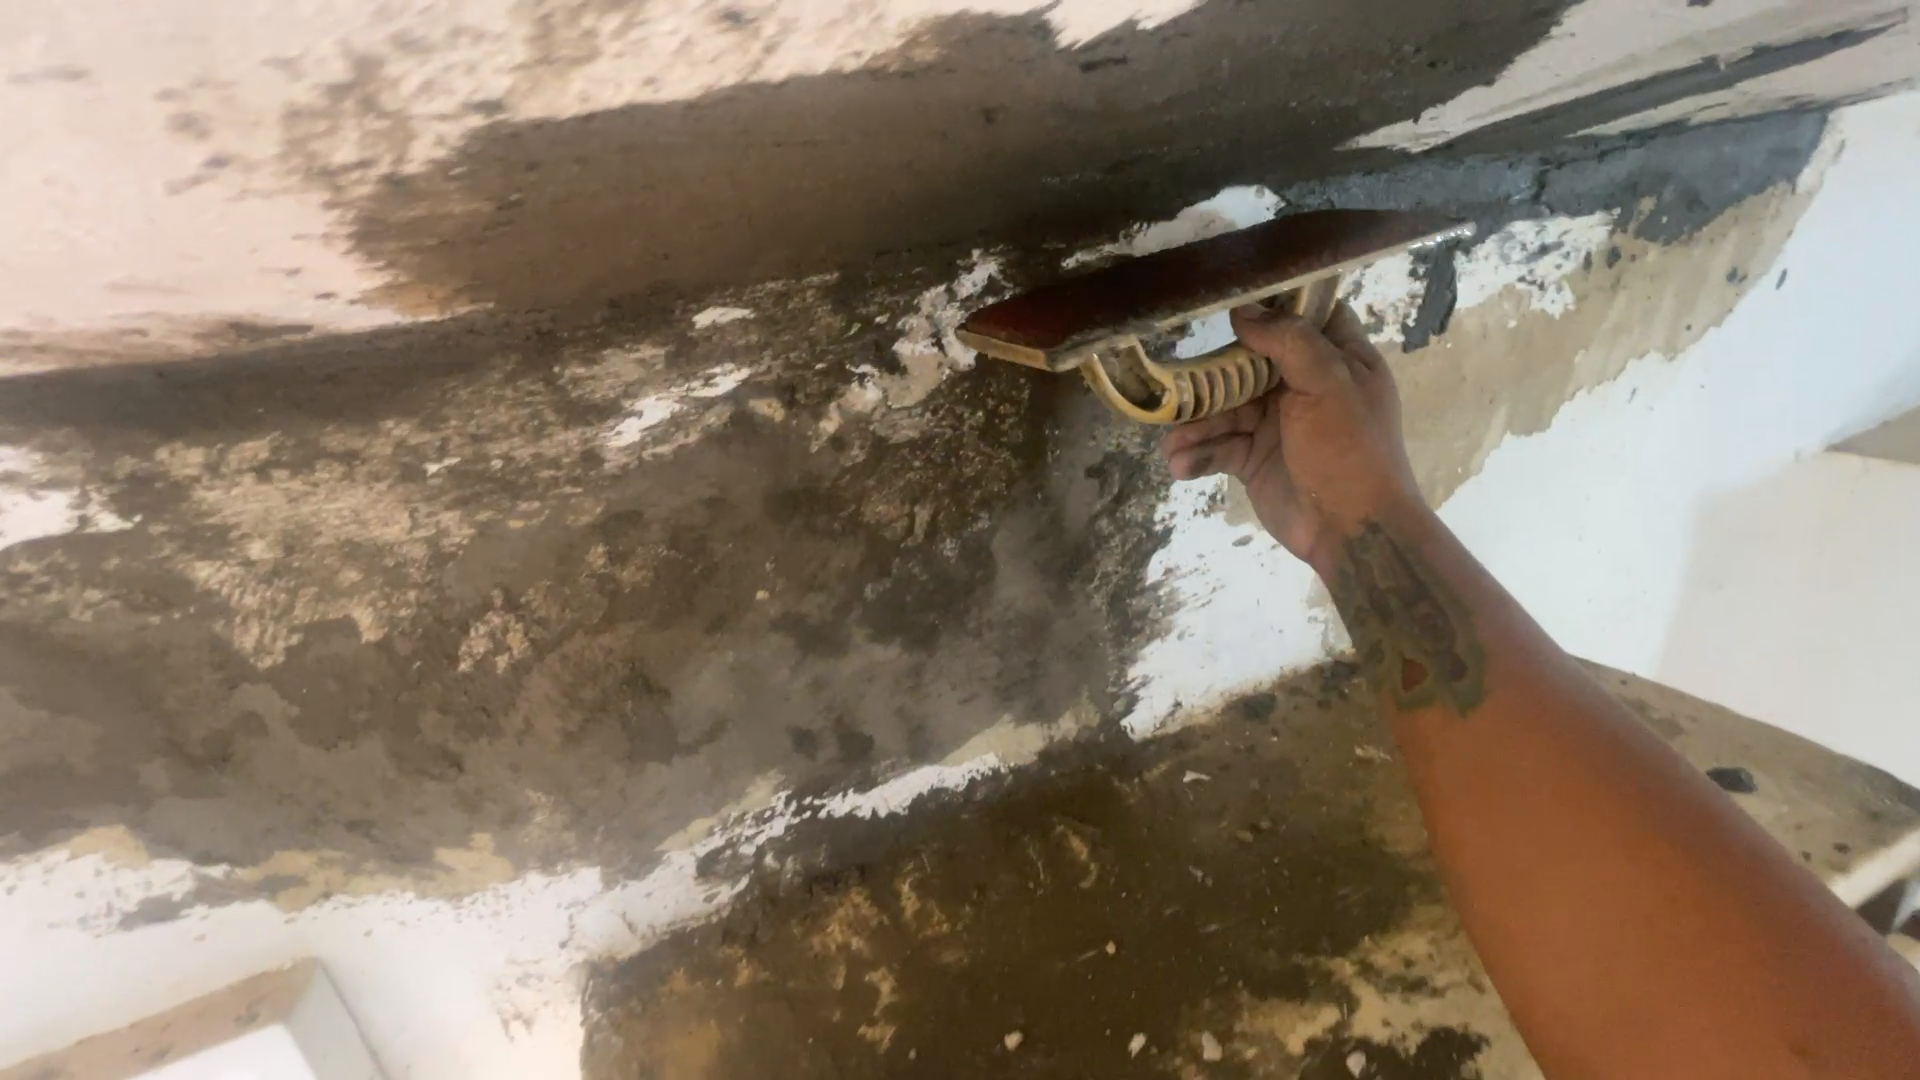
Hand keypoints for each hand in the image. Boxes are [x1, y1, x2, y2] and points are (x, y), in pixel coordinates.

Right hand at [1157, 302, 1425, 573]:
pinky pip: (1218, 448)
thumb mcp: (1327, 383)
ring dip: (1196, 426)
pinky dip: (1197, 456)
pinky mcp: (1253, 459)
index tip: (1229, 303)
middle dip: (1212, 377)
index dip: (1272, 308)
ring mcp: (1275, 425)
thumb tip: (1242, 309)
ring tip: (1170, 442)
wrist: (1349, 530)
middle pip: (1248, 366)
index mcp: (1336, 361)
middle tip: (1180, 382)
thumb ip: (1288, 341)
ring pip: (1225, 411)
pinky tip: (1179, 465)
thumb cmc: (1348, 449)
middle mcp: (1303, 387)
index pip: (1307, 318)